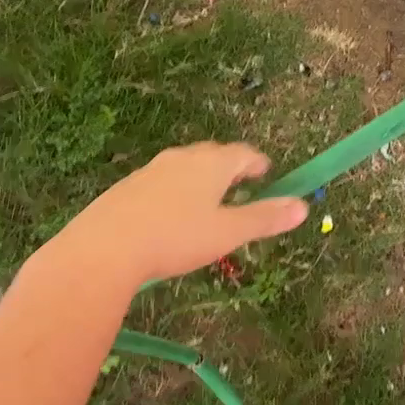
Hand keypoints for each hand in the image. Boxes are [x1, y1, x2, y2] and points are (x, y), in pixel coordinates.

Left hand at [45, 142, 307, 285]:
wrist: (101, 250)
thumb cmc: (175, 238)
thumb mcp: (228, 232)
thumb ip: (265, 218)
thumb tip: (303, 207)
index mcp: (213, 164)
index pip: (244, 154)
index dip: (258, 163)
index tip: (267, 173)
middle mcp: (183, 158)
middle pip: (214, 155)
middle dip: (230, 167)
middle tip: (240, 185)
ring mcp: (151, 171)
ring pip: (185, 168)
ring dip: (200, 179)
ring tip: (205, 202)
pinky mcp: (126, 189)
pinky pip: (160, 183)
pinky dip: (173, 192)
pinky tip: (168, 218)